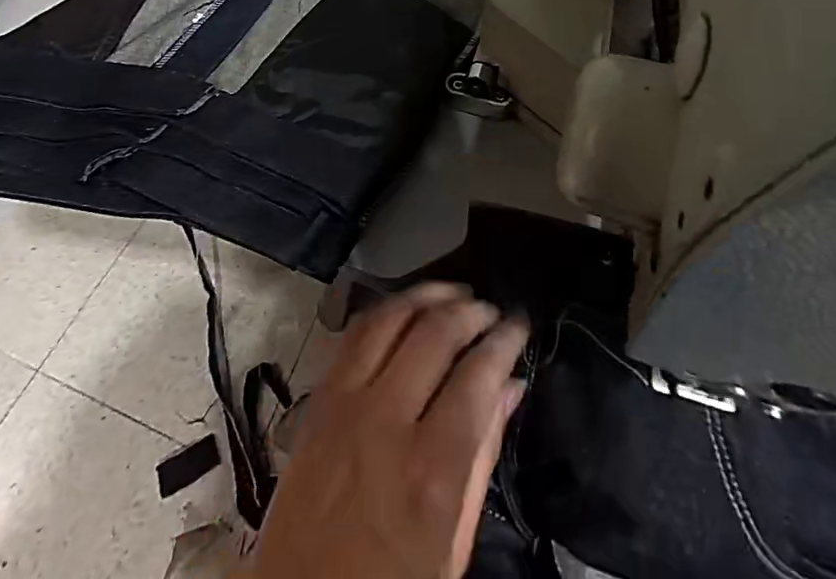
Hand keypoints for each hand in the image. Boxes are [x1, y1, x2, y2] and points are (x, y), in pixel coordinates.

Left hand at [246, 283, 529, 578]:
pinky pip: (352, 336)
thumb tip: (511, 387)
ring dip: (427, 296)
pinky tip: (406, 310)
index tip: (520, 326)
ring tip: (455, 294)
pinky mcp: (315, 404)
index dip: (506, 339)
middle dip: (472, 311)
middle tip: (491, 312)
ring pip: (390, 320)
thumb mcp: (454, 540)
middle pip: (435, 333)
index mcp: (430, 468)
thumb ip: (483, 454)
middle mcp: (385, 422)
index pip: (478, 373)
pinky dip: (385, 312)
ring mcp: (343, 407)